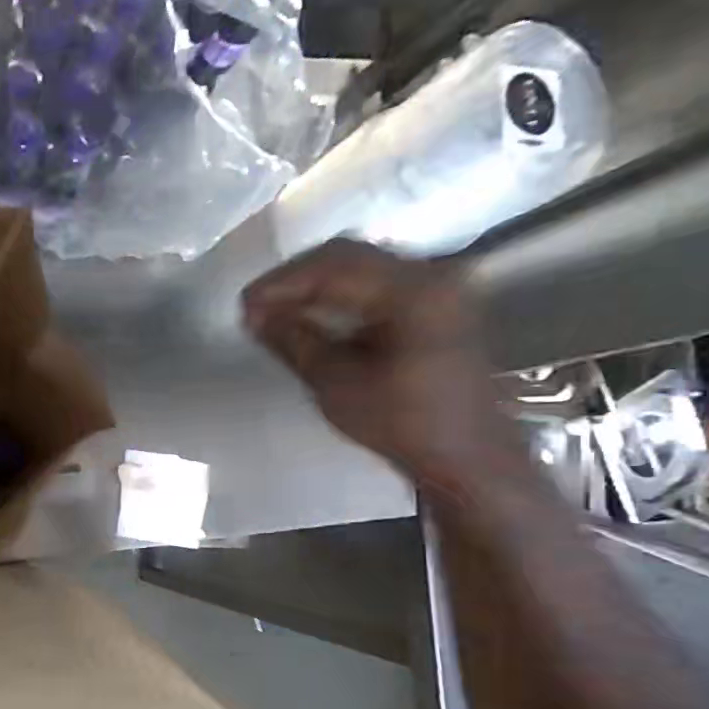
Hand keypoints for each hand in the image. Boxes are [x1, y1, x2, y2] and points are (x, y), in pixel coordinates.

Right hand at [241, 239, 521, 490]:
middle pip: (349, 255)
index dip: (281, 282)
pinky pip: (377, 281)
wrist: (465, 453)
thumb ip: (294, 341)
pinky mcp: (436, 302)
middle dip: (295, 278)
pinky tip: (312, 314)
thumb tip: (255, 314)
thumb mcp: (336, 384)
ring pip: (362, 265)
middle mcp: (430, 273)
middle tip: (255, 307)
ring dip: (314, 284)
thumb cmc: (399, 423)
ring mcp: (438, 285)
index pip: (333, 266)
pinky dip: (339, 292)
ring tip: (276, 311)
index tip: (243, 306)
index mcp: (411, 291)